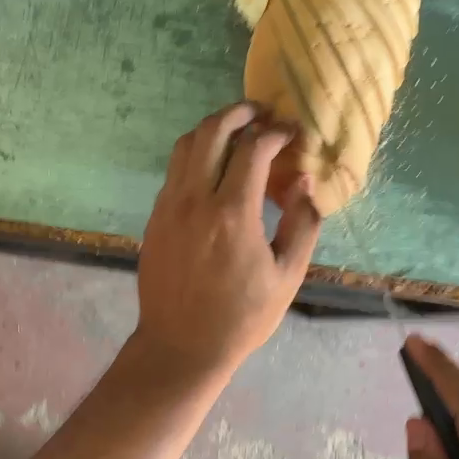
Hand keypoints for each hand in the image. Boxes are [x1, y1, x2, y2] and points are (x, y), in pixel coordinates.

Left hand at [132, 103, 321, 375]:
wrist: (179, 346)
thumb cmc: (241, 316)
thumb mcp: (287, 277)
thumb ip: (302, 224)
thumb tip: (303, 180)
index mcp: (233, 215)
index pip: (253, 149)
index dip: (275, 132)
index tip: (291, 132)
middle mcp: (196, 200)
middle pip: (212, 131)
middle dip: (239, 112)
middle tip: (261, 112)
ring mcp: (169, 205)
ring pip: (186, 144)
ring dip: (212, 127)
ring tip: (237, 129)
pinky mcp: (155, 215)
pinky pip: (174, 168)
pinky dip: (195, 153)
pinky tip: (213, 164)